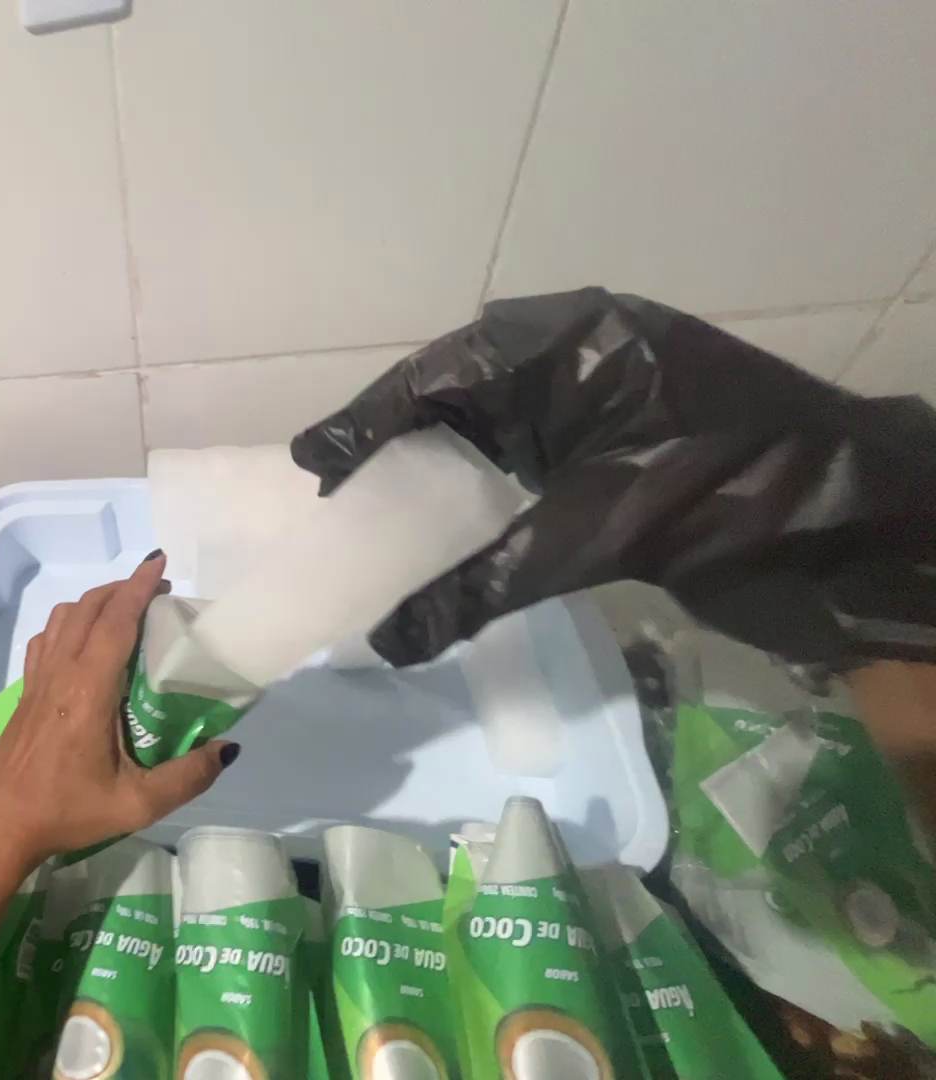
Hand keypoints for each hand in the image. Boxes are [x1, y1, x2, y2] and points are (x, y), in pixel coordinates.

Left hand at [0, 552, 235, 867]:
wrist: (1, 820)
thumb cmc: (68, 810)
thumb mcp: (137, 804)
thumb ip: (188, 777)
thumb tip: (228, 748)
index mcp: (89, 689)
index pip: (116, 621)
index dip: (139, 587)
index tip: (160, 563)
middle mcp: (61, 671)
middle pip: (90, 608)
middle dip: (124, 588)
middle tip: (158, 590)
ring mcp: (38, 677)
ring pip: (64, 617)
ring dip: (96, 601)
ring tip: (127, 610)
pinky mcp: (26, 688)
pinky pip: (47, 637)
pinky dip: (70, 622)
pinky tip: (85, 640)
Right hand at [292, 287, 935, 668]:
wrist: (889, 528)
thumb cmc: (745, 501)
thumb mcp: (600, 535)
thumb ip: (482, 584)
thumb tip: (391, 643)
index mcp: (573, 344)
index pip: (439, 373)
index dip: (366, 416)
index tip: (312, 459)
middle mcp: (577, 351)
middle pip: (450, 385)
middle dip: (386, 429)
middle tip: (331, 478)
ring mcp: (597, 386)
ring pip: (479, 410)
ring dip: (422, 448)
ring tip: (366, 487)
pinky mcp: (611, 427)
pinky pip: (514, 438)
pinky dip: (466, 470)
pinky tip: (435, 501)